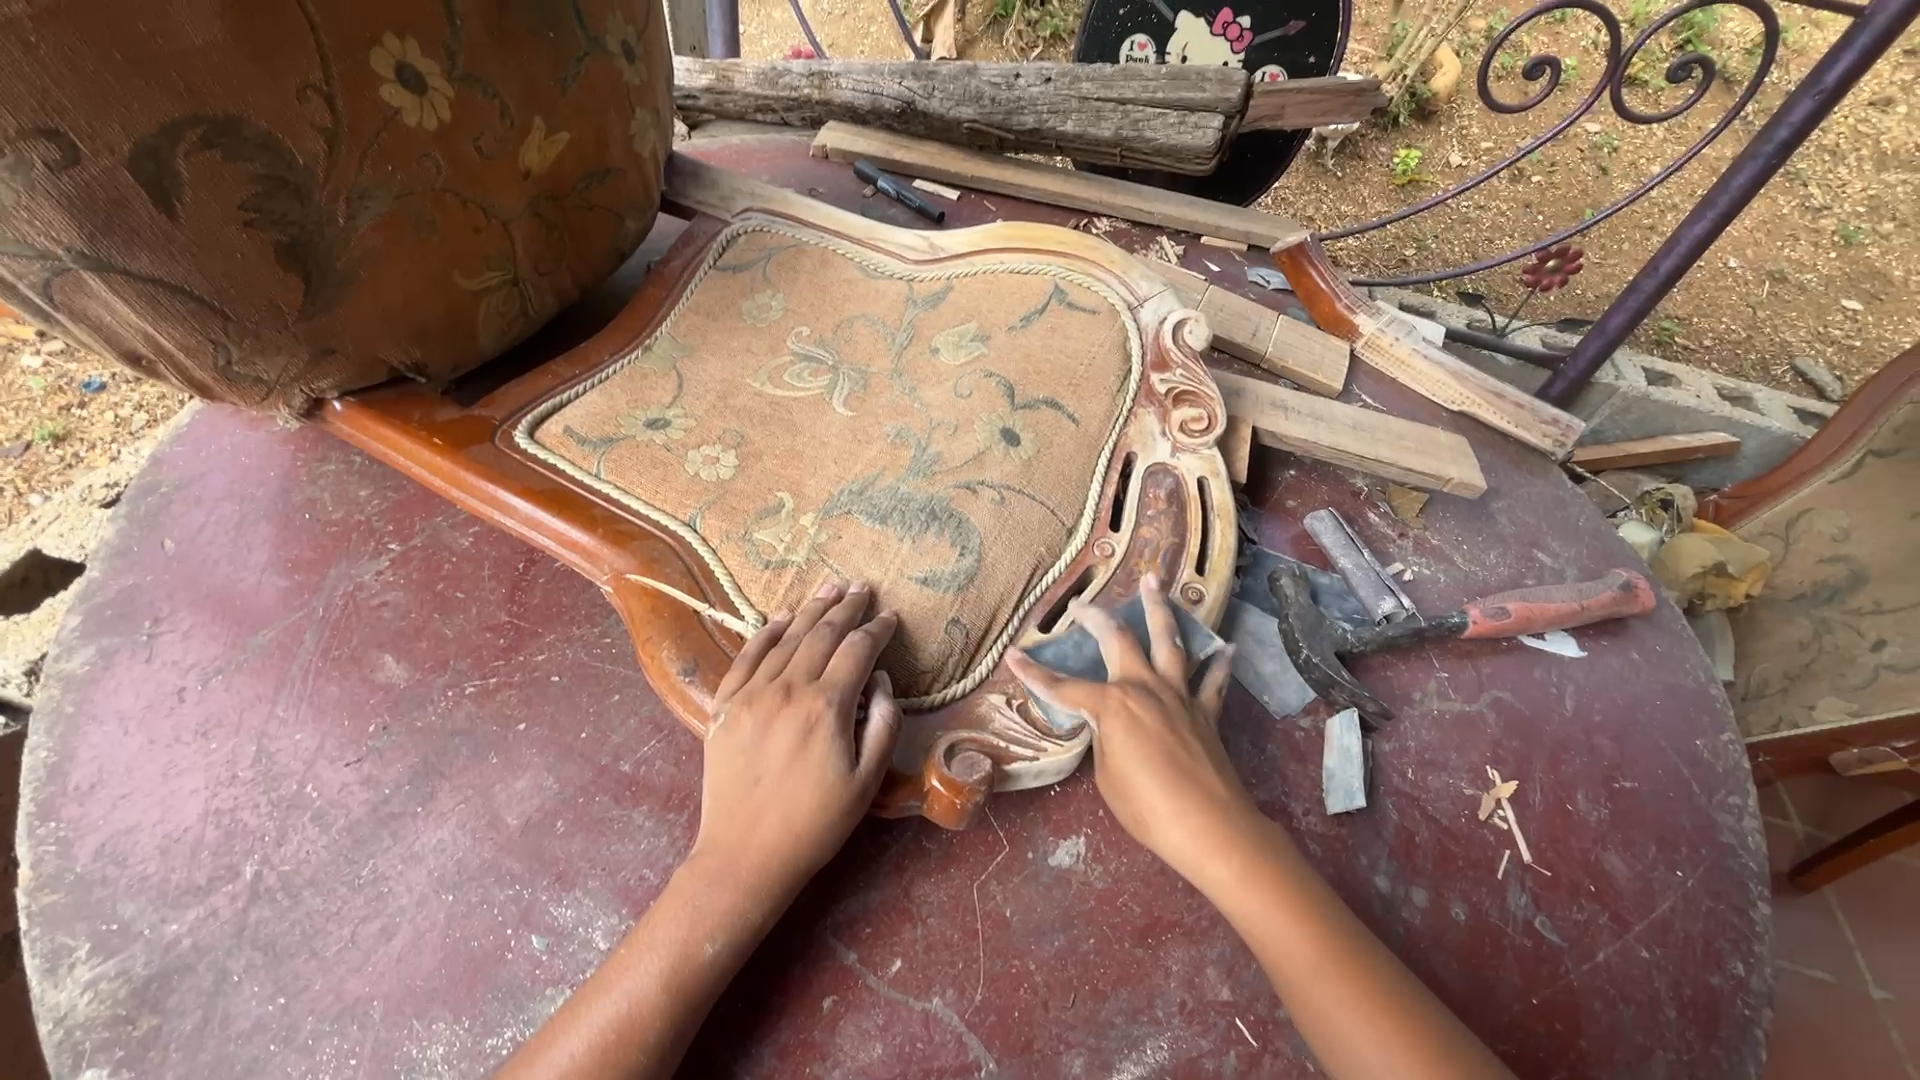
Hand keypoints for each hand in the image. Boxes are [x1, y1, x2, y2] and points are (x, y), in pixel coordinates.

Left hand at [689, 580, 901, 900]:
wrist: (746, 855)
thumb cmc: (815, 824)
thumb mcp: (867, 781)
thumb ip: (883, 723)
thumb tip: (879, 679)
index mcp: (827, 707)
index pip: (858, 650)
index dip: (877, 629)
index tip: (890, 616)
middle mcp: (788, 689)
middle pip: (822, 634)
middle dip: (846, 607)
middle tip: (862, 587)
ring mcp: (752, 695)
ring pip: (786, 638)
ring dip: (811, 609)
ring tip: (829, 587)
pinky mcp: (726, 706)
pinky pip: (746, 657)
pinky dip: (765, 632)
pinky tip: (780, 617)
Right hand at [1006, 575, 1256, 882]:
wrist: (1207, 825)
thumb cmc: (1145, 806)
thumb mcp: (1105, 773)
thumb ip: (1103, 737)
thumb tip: (1106, 722)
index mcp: (1112, 703)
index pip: (1063, 685)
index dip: (1035, 673)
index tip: (1013, 655)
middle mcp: (1144, 687)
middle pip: (1118, 639)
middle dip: (1095, 617)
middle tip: (1082, 603)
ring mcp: (1179, 695)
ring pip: (1169, 641)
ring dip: (1160, 609)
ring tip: (1155, 582)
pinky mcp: (1207, 712)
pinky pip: (1214, 680)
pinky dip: (1220, 662)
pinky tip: (1228, 646)